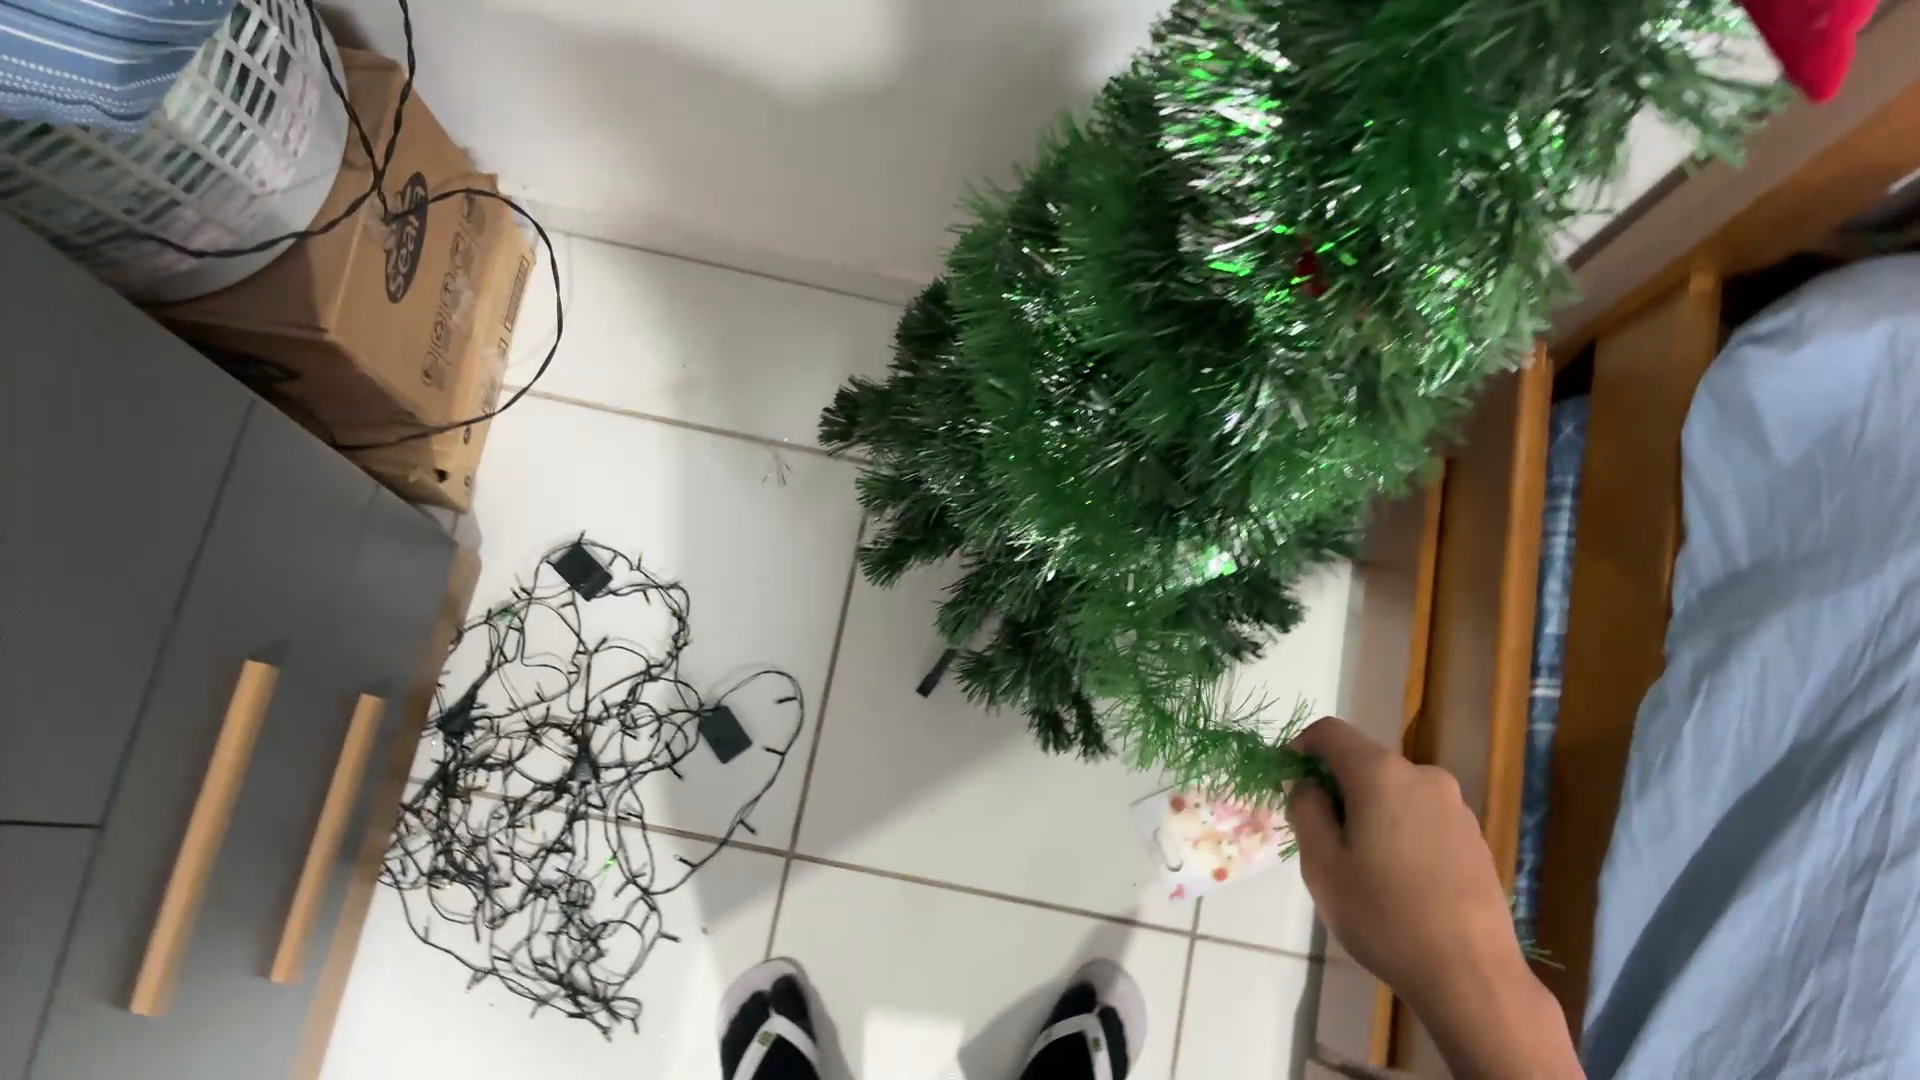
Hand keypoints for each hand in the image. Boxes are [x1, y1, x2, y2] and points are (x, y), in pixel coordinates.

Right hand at [1286, 717, 1580, 1078]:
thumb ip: (1305, 810)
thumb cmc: (1383, 915)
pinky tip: (1399, 878)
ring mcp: (1455, 808)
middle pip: (1365, 762)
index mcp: (1381, 774)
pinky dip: (1400, 829)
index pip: (1330, 732)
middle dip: (1336, 786)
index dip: (1302, 747)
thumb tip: (1308, 785)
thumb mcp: (1320, 863)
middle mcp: (1423, 777)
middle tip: (1320, 834)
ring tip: (1361, 863)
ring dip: (1369, 810)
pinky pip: (1422, 816)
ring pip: (1395, 791)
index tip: (1289, 779)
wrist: (1471, 977)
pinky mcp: (1475, 838)